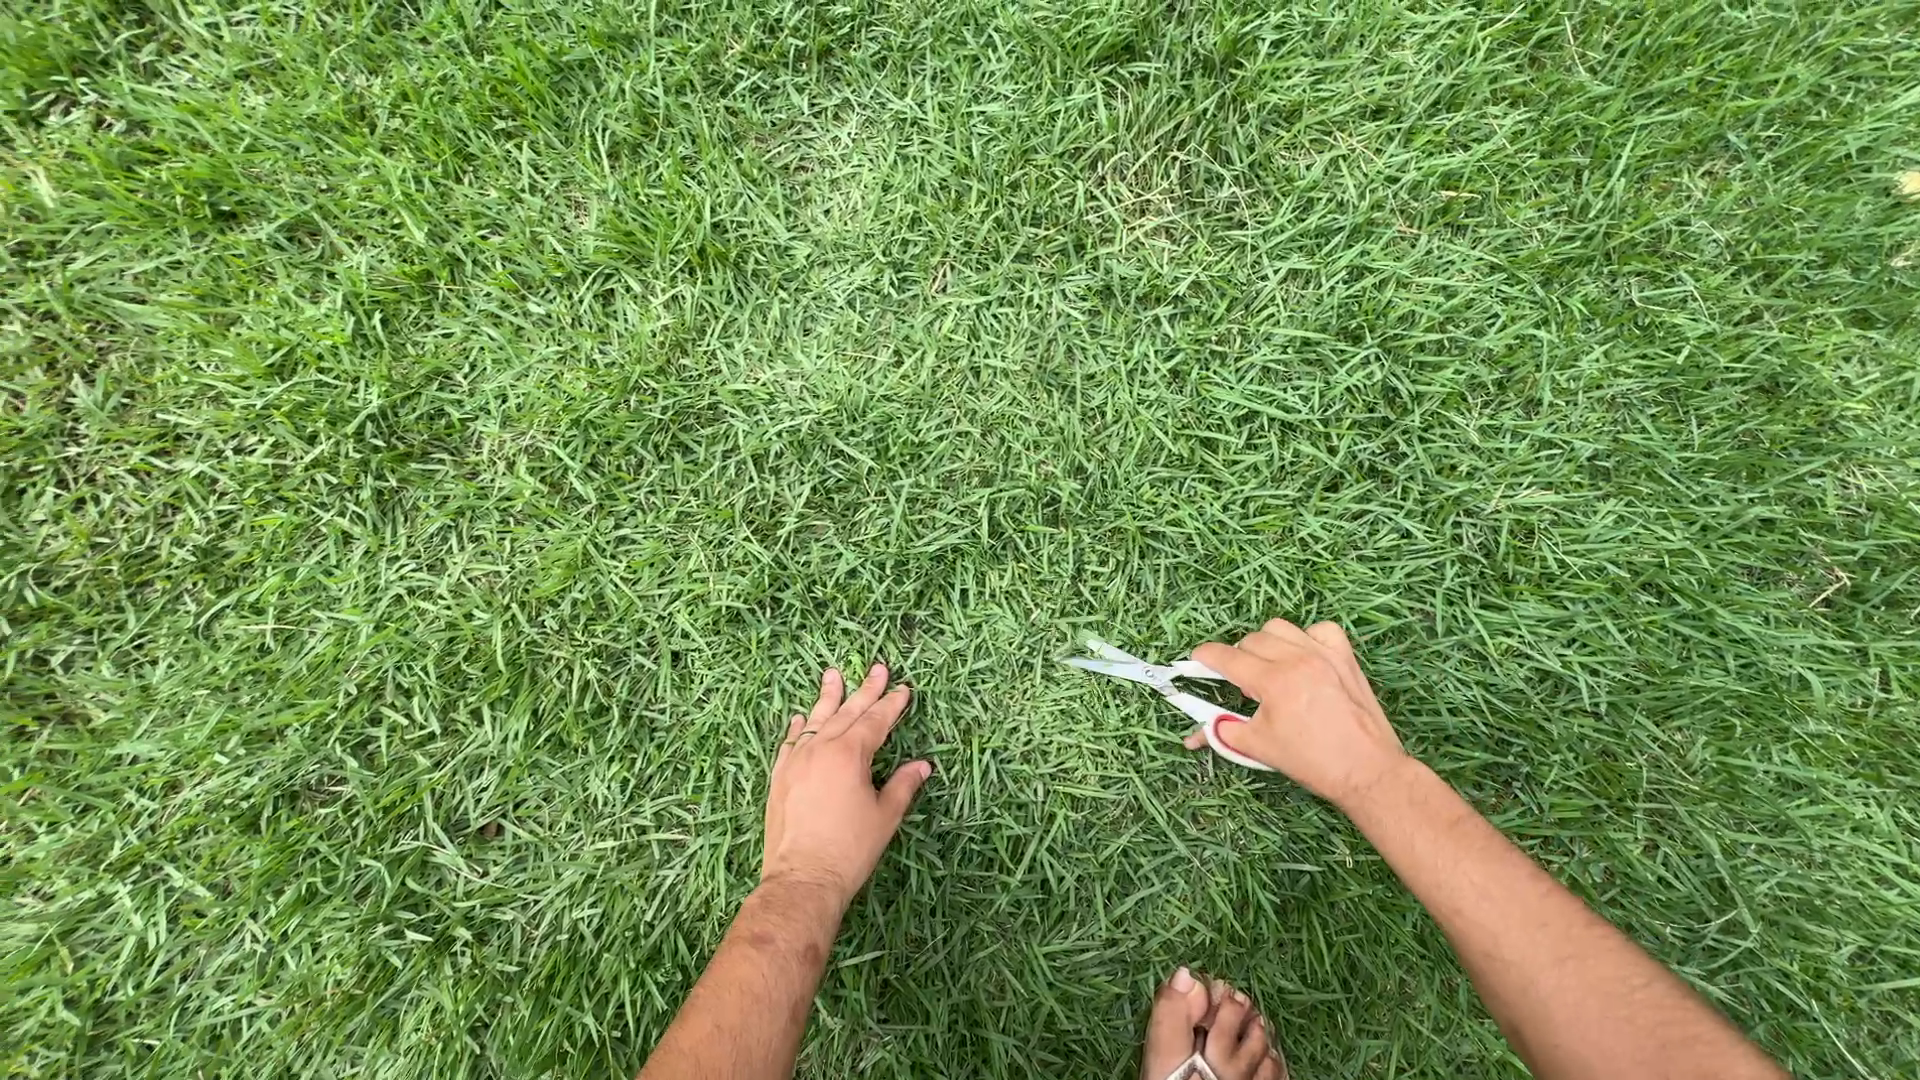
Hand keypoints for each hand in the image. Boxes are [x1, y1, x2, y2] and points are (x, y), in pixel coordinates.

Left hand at [761, 663, 931, 907]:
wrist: (802, 879)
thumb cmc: (851, 849)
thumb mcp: (885, 816)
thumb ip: (903, 785)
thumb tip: (923, 765)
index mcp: (850, 754)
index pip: (875, 721)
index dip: (891, 704)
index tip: (903, 688)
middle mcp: (821, 749)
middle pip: (847, 712)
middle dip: (865, 690)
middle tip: (877, 668)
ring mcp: (796, 761)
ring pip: (816, 721)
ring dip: (827, 697)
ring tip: (833, 674)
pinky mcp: (780, 778)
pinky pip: (790, 743)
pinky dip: (799, 728)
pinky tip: (802, 717)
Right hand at [1191, 620, 1410, 808]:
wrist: (1368, 771)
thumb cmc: (1312, 762)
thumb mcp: (1258, 747)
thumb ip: (1221, 733)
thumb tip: (1192, 737)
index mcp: (1274, 681)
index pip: (1227, 658)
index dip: (1204, 657)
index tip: (1196, 660)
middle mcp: (1298, 659)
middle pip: (1251, 640)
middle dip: (1238, 658)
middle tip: (1244, 685)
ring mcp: (1325, 654)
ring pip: (1280, 628)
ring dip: (1268, 644)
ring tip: (1271, 669)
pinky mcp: (1346, 658)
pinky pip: (1320, 630)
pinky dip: (1306, 638)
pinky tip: (1304, 659)